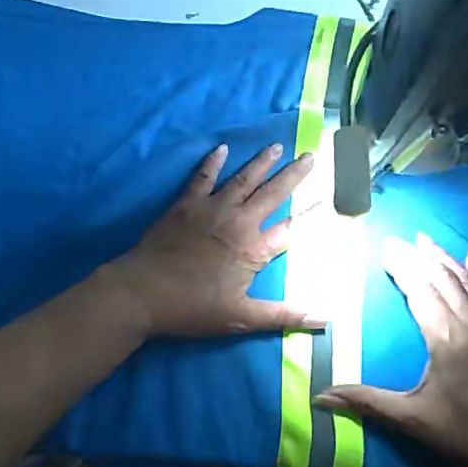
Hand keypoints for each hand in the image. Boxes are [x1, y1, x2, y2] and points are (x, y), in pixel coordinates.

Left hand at [99, 143, 324, 337]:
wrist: (142, 292)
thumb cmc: (192, 308)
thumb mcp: (241, 318)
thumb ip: (283, 316)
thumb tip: (325, 319)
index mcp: (254, 250)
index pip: (289, 229)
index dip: (308, 216)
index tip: (324, 200)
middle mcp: (238, 222)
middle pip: (272, 194)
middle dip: (293, 175)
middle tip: (310, 157)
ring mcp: (211, 209)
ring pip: (243, 179)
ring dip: (261, 162)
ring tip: (276, 147)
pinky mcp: (185, 204)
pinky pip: (202, 177)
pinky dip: (213, 162)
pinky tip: (222, 148)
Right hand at [313, 234, 467, 466]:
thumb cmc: (464, 435)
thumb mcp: (411, 420)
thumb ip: (366, 403)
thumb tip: (320, 398)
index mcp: (446, 341)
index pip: (421, 293)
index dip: (403, 268)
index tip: (385, 248)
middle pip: (442, 282)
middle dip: (419, 257)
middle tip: (398, 238)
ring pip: (466, 284)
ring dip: (445, 260)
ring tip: (427, 240)